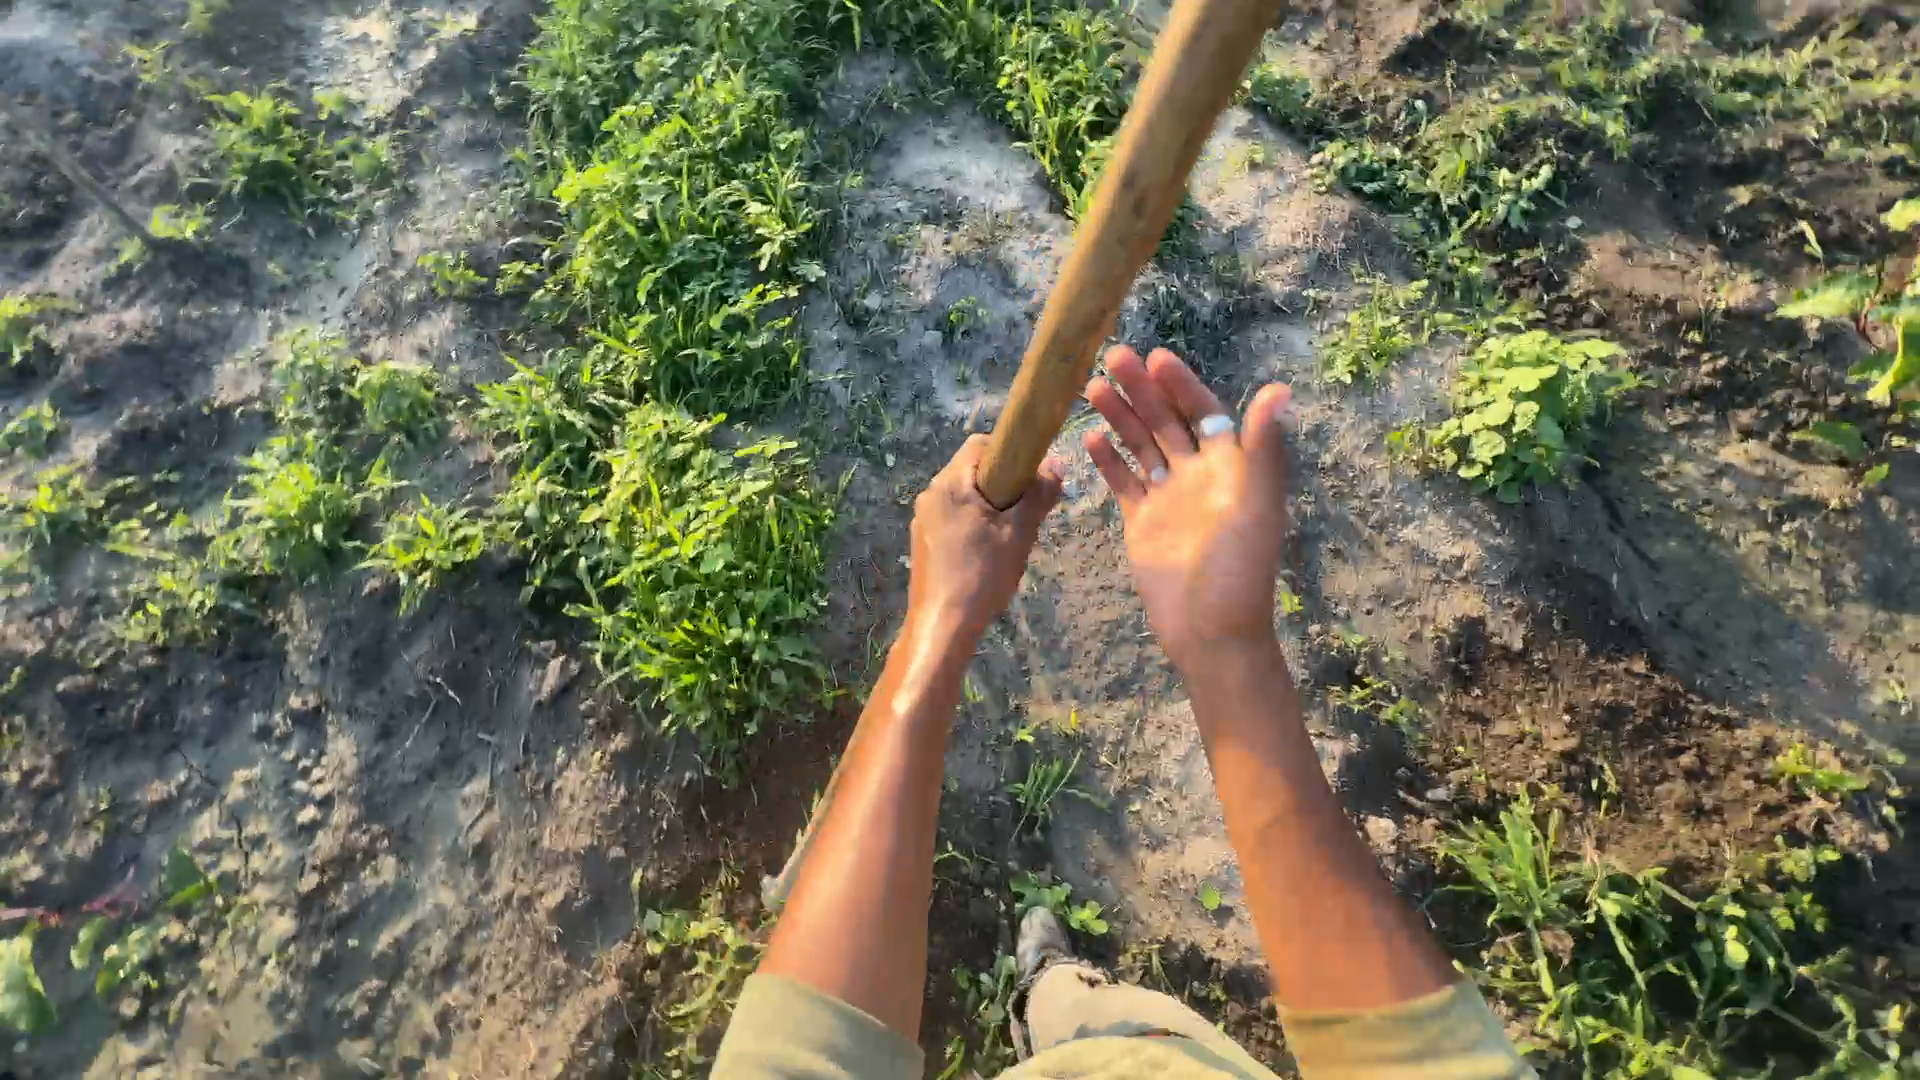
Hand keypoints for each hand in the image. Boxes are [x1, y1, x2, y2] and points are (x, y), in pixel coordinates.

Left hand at [907, 435, 1063, 637]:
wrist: (943, 625)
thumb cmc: (983, 574)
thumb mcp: (1019, 533)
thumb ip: (1038, 495)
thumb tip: (1057, 464)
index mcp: (950, 483)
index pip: (980, 444)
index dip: (1010, 452)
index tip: (1031, 475)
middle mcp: (930, 493)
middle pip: (971, 469)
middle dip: (1002, 482)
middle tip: (1025, 511)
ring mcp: (922, 519)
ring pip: (963, 496)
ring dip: (989, 505)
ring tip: (1009, 535)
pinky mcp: (921, 540)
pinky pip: (952, 517)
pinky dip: (973, 523)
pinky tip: (987, 553)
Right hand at [1082, 347, 1292, 671]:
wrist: (1209, 630)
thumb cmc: (1239, 570)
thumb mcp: (1256, 506)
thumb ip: (1261, 449)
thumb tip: (1279, 389)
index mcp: (1230, 467)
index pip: (1204, 412)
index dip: (1181, 385)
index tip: (1156, 359)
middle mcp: (1197, 474)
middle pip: (1165, 422)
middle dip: (1141, 390)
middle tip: (1112, 358)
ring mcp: (1166, 496)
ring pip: (1140, 446)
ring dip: (1120, 417)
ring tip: (1093, 387)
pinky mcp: (1141, 520)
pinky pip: (1123, 481)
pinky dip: (1108, 460)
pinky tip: (1090, 438)